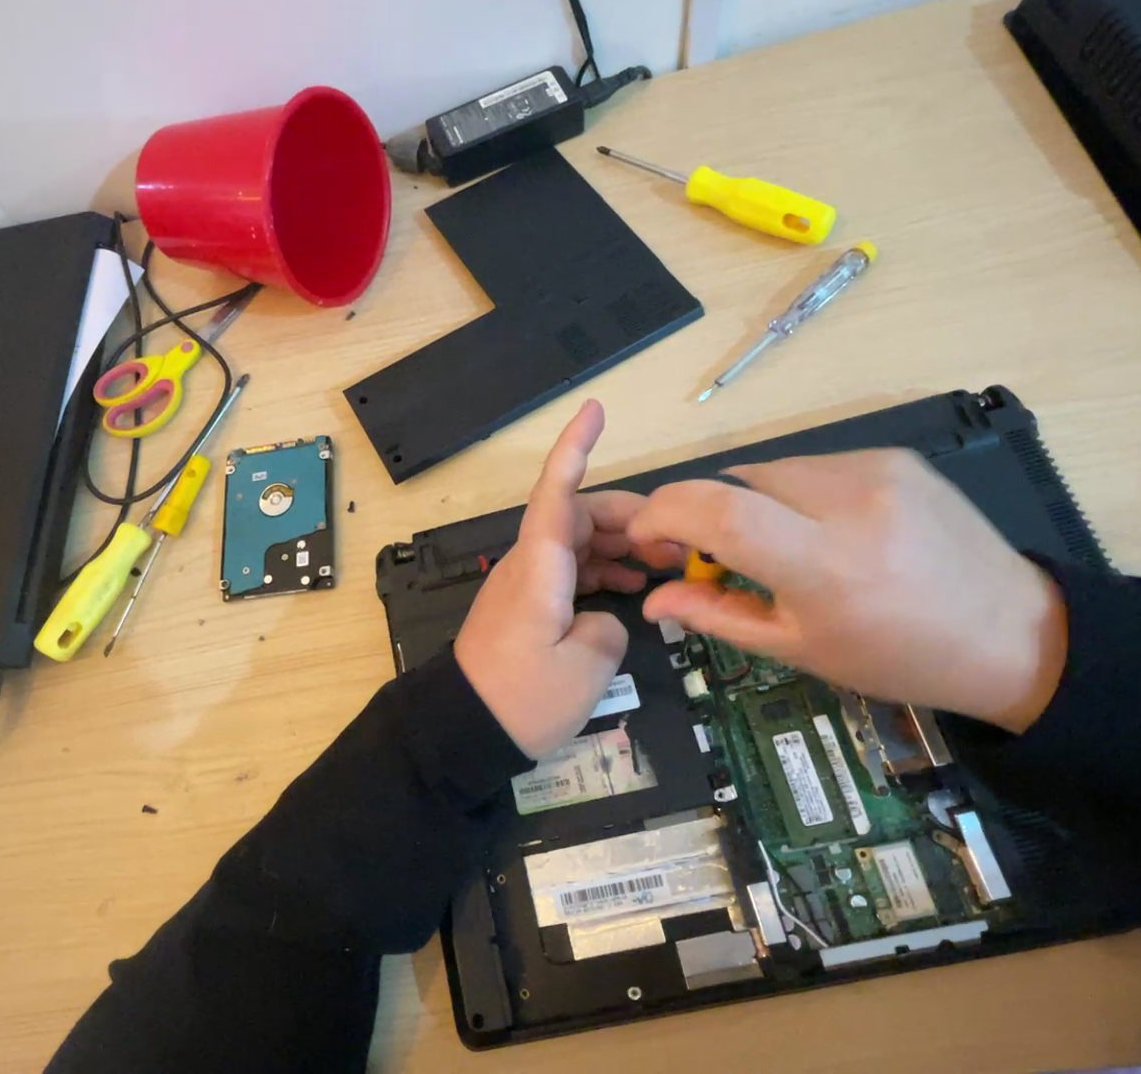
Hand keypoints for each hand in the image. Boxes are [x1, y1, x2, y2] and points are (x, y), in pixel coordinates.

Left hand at [456, 400, 649, 757]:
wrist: (463, 730)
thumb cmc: (522, 697)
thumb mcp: (584, 669)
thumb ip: (608, 630)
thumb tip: (605, 618)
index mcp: (540, 565)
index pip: (557, 490)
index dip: (574, 447)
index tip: (594, 409)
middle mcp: (530, 563)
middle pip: (579, 515)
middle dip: (629, 517)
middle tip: (677, 542)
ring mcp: (527, 585)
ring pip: (578, 542)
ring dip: (620, 546)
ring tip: (667, 567)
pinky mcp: (527, 608)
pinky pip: (569, 572)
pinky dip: (603, 572)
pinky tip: (634, 591)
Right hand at [627, 449, 1067, 732]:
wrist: (1014, 633)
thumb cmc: (896, 656)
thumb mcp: (799, 649)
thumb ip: (717, 614)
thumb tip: (653, 600)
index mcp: (822, 563)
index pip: (716, 509)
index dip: (663, 512)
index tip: (646, 537)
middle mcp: (847, 501)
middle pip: (735, 481)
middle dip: (706, 512)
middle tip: (709, 554)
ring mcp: (876, 469)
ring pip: (770, 469)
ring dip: (751, 502)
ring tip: (777, 545)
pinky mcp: (895, 455)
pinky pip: (813, 465)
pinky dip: (794, 493)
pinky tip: (822, 528)